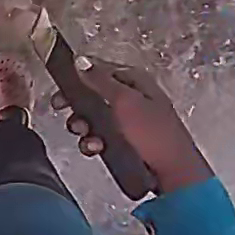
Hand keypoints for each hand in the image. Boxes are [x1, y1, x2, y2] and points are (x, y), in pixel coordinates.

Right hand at [55, 58, 213, 194]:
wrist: (173, 174)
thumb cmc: (153, 134)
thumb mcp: (124, 102)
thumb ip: (99, 80)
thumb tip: (80, 60)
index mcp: (135, 81)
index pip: (100, 69)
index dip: (79, 77)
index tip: (61, 87)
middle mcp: (134, 96)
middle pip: (95, 94)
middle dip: (79, 107)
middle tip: (64, 112)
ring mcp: (132, 120)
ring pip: (97, 118)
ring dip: (86, 127)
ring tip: (86, 136)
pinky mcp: (129, 141)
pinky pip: (104, 136)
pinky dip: (96, 142)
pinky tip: (96, 149)